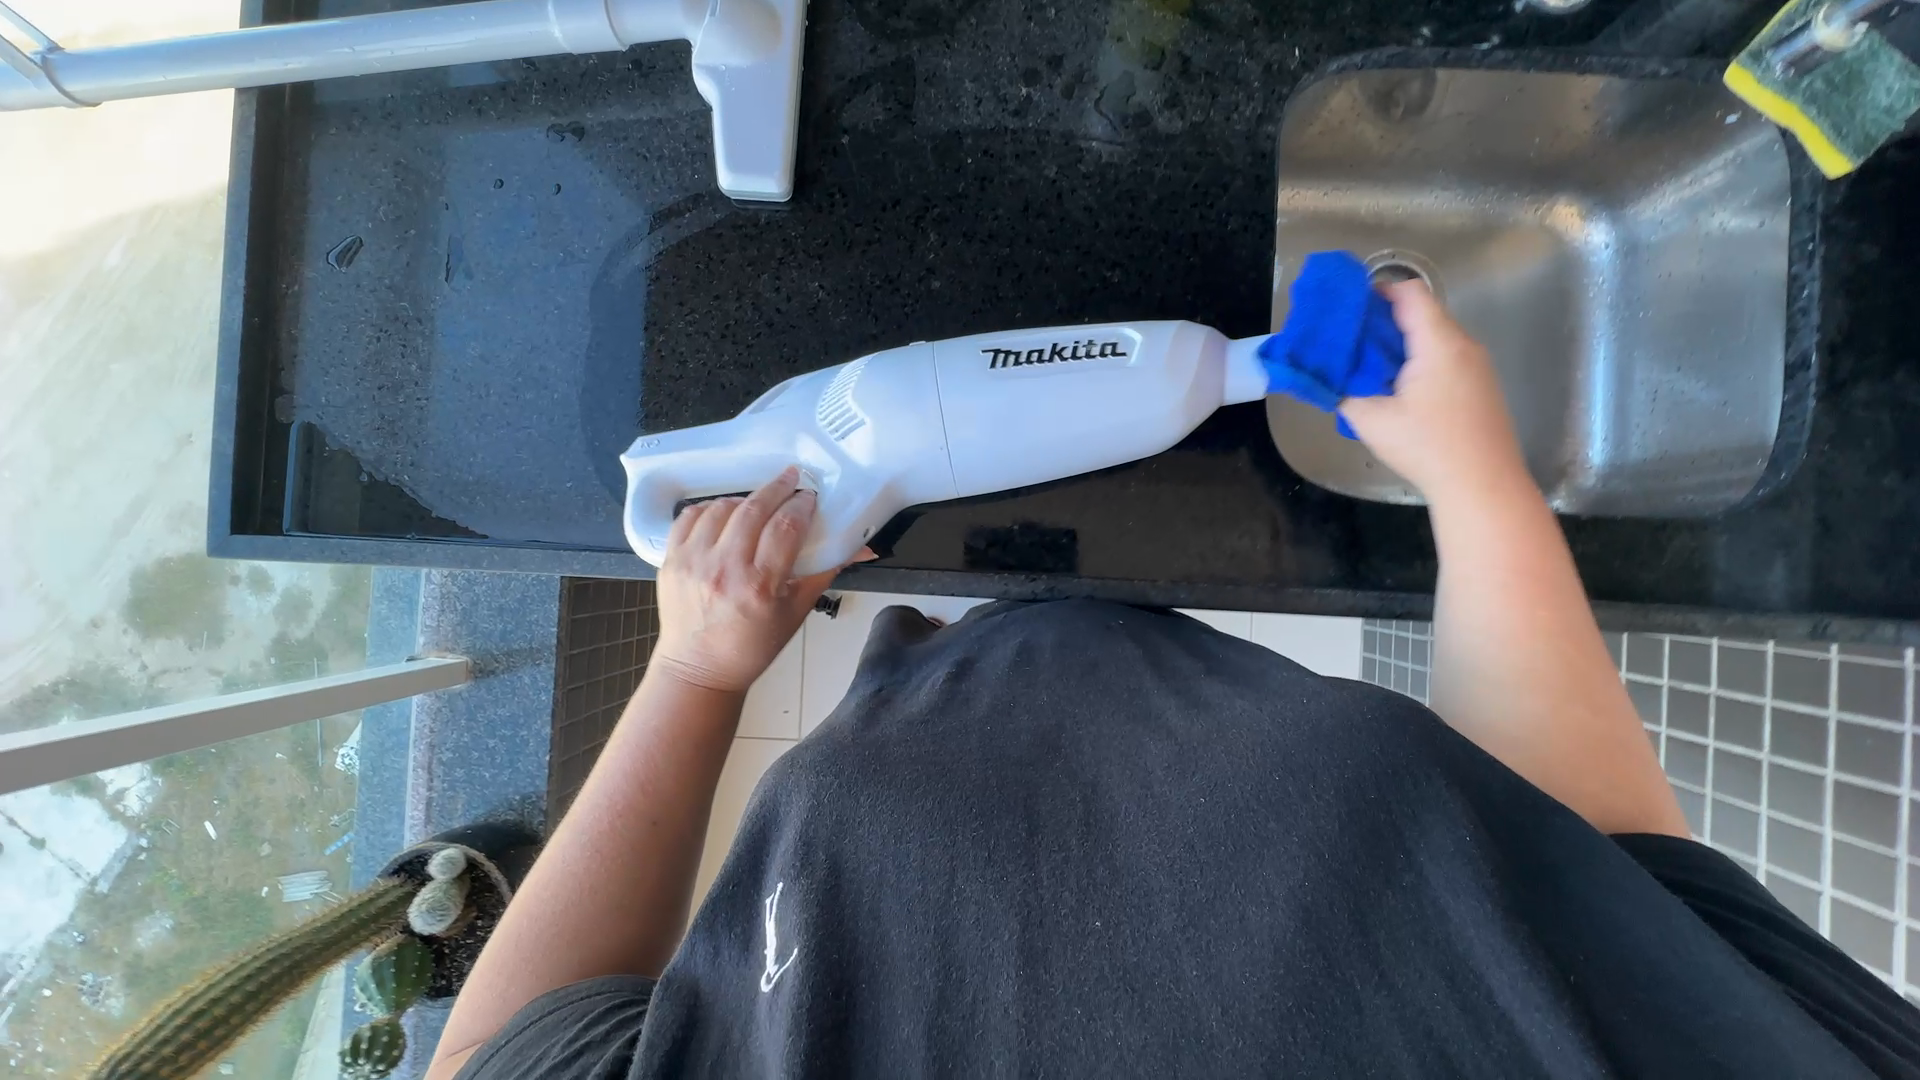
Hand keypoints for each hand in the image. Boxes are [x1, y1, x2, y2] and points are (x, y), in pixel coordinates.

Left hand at [652, 466, 854, 694]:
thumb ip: (825, 572)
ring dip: (745, 499)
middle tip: (791, 479)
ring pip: (722, 508)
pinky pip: (690, 518)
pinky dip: (710, 508)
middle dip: (777, 489)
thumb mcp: (796, 611)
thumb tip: (859, 547)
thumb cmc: (753, 646)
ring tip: (759, 502)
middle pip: (754, 510)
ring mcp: (693, 563)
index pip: (785, 528)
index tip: (809, 497)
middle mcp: (725, 571)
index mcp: (760, 586)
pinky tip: (725, 513)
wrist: (698, 669)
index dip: (800, 505)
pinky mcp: (671, 561)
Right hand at [1337, 280, 1530, 505]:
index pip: (1410, 294)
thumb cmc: (1426, 446)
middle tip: (1348, 341)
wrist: (1482, 483)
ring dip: (1399, 344)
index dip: (1377, 293)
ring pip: (1433, 338)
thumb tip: (1323, 378)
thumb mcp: (1370, 420)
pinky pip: (1444, 358)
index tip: (1348, 309)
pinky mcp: (1479, 385)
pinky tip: (1395, 388)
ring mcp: (1476, 365)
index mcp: (1438, 344)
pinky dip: (1417, 360)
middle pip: (1422, 314)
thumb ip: (1342, 393)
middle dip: (1383, 322)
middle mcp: (1463, 345)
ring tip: (1366, 367)